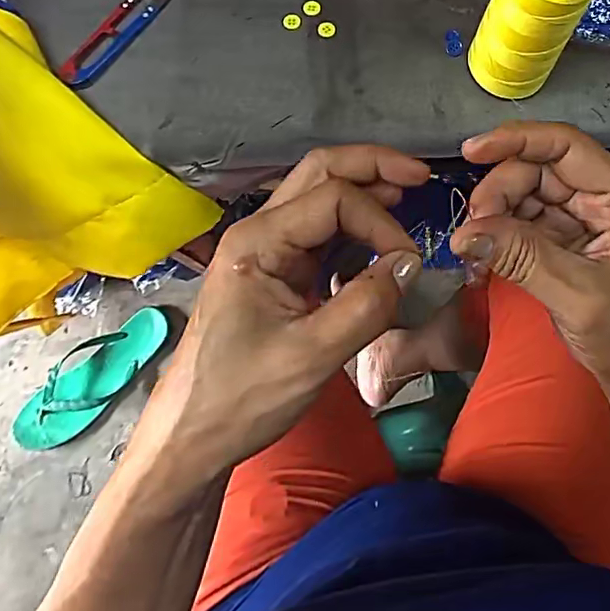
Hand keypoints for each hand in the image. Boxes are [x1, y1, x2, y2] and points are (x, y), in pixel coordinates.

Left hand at [135, 146, 428, 480]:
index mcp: (258, 242)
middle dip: (374, 166)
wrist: (188, 444)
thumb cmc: (239, 400)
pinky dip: (359, 222)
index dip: (381, 223)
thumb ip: (368, 304)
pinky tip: (381, 237)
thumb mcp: (312, 356)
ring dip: (367, 188)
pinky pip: (325, 227)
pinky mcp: (280, 268)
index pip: (336, 200)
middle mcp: (260, 231)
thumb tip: (412, 262)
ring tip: (409, 194)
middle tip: (420, 175)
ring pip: (322, 192)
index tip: (407, 263)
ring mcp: (268, 248)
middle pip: (322, 171)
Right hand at [451, 122, 609, 408]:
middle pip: (541, 168)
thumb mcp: (582, 298)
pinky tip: (481, 252)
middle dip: (501, 188)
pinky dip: (499, 232)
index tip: (473, 150)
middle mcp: (605, 198)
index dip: (520, 140)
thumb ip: (526, 258)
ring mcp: (583, 218)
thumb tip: (469, 232)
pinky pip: (523, 221)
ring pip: (527, 192)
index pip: (569, 148)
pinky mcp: (564, 240)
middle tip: (472, 226)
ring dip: (495, 210)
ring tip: (473, 243)